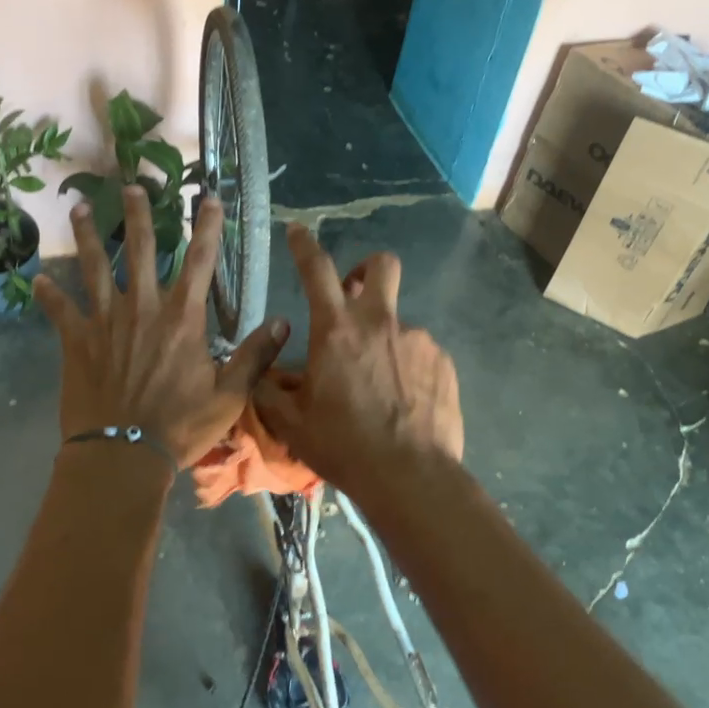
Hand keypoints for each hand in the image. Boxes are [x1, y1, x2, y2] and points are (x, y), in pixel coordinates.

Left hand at [33, 186, 286, 467]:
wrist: (123, 453)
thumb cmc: (180, 427)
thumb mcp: (229, 396)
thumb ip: (254, 356)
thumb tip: (282, 322)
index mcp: (182, 319)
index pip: (200, 261)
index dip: (207, 226)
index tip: (209, 197)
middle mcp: (143, 308)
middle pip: (142, 250)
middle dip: (139, 215)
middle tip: (132, 185)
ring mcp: (106, 321)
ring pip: (95, 267)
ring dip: (89, 236)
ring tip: (78, 208)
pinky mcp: (77, 341)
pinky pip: (60, 311)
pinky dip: (49, 295)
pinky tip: (38, 279)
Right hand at [253, 225, 461, 491]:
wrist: (410, 477)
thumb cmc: (342, 445)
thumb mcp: (290, 422)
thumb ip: (269, 388)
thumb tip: (264, 369)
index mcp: (335, 330)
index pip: (316, 269)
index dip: (304, 244)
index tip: (298, 231)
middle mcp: (378, 322)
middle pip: (381, 265)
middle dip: (367, 270)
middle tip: (354, 297)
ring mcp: (417, 340)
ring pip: (397, 320)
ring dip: (382, 337)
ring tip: (376, 383)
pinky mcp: (444, 363)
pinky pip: (419, 352)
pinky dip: (406, 366)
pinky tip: (402, 399)